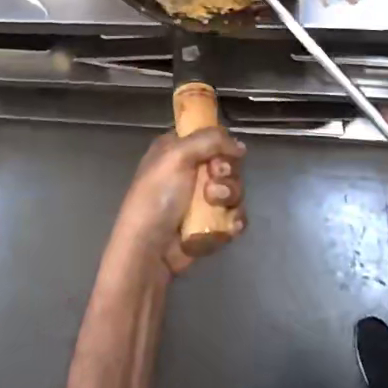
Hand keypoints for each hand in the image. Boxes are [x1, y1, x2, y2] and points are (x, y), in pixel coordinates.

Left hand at [110, 127, 245, 274]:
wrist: (149, 250)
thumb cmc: (157, 196)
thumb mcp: (177, 156)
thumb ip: (210, 140)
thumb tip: (239, 145)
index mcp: (178, 149)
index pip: (211, 137)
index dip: (220, 145)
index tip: (218, 156)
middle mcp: (191, 170)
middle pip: (228, 163)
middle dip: (227, 174)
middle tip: (213, 181)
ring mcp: (201, 199)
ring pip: (234, 190)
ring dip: (230, 197)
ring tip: (215, 206)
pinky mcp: (211, 224)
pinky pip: (235, 216)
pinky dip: (234, 221)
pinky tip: (229, 227)